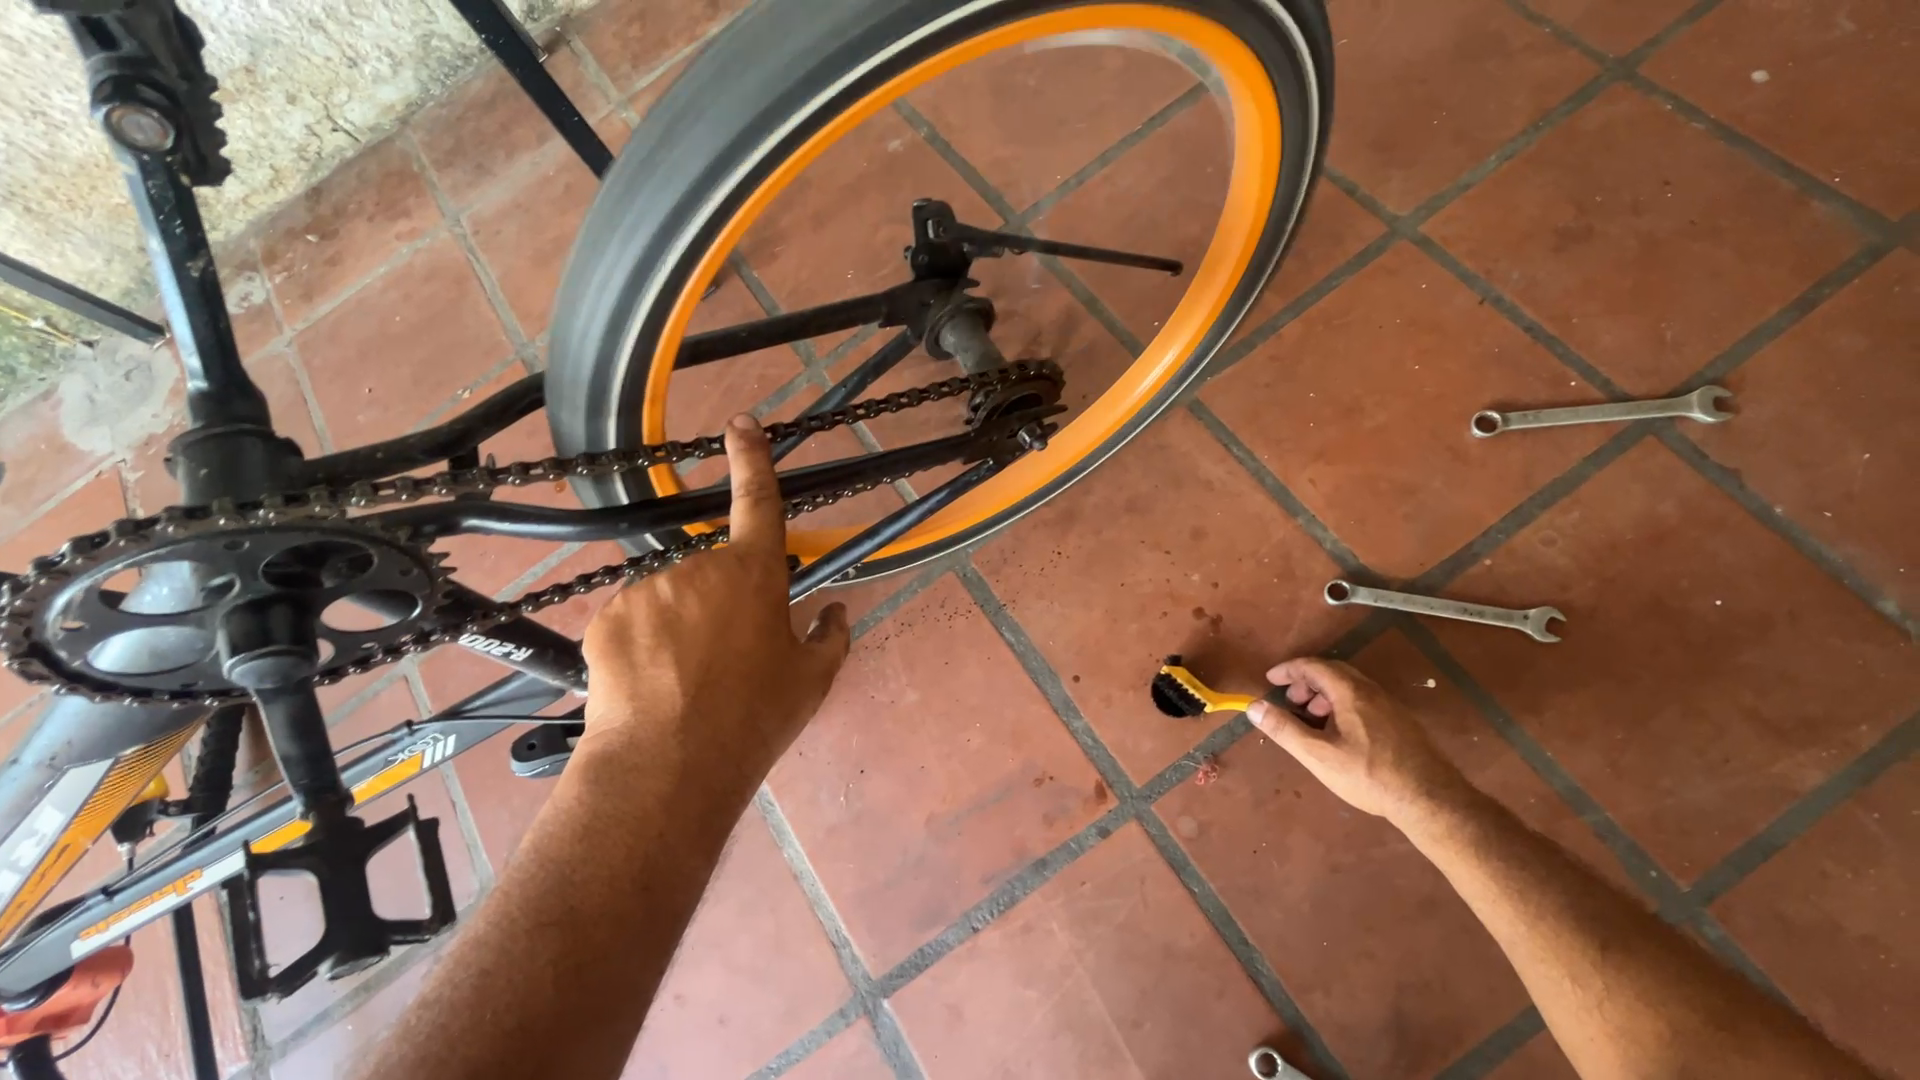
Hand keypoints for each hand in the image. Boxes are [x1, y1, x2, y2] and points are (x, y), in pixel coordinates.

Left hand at [578, 415, 849, 780]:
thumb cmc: (754, 718)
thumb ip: (830, 637)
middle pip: (714, 573)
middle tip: (724, 660)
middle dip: (720, 604)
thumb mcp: (810, 682)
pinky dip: (642, 644)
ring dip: (680, 626)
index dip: (752, 458)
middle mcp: (698, 567)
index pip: (758, 500)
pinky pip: (633, 621)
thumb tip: (836, 611)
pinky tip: (650, 684)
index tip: (743, 423)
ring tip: (684, 682)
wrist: (669, 766)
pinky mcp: (607, 617)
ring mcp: (647, 589)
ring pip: (671, 599)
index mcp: (753, 573)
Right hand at [1248, 657, 1471, 826]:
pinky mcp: (1401, 723)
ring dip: (1325, 694)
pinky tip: (1340, 732)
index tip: (1270, 680)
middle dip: (1307, 681)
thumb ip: (1284, 729)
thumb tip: (1253, 707)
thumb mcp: (1318, 755)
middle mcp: (1372, 692)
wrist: (1430, 799)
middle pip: (1334, 672)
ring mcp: (1390, 706)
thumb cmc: (1369, 775)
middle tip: (1290, 700)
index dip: (1289, 669)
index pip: (1314, 666)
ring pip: (1350, 687)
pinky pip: (1364, 701)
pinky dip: (1342, 705)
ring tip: (1312, 717)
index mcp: (1350, 693)